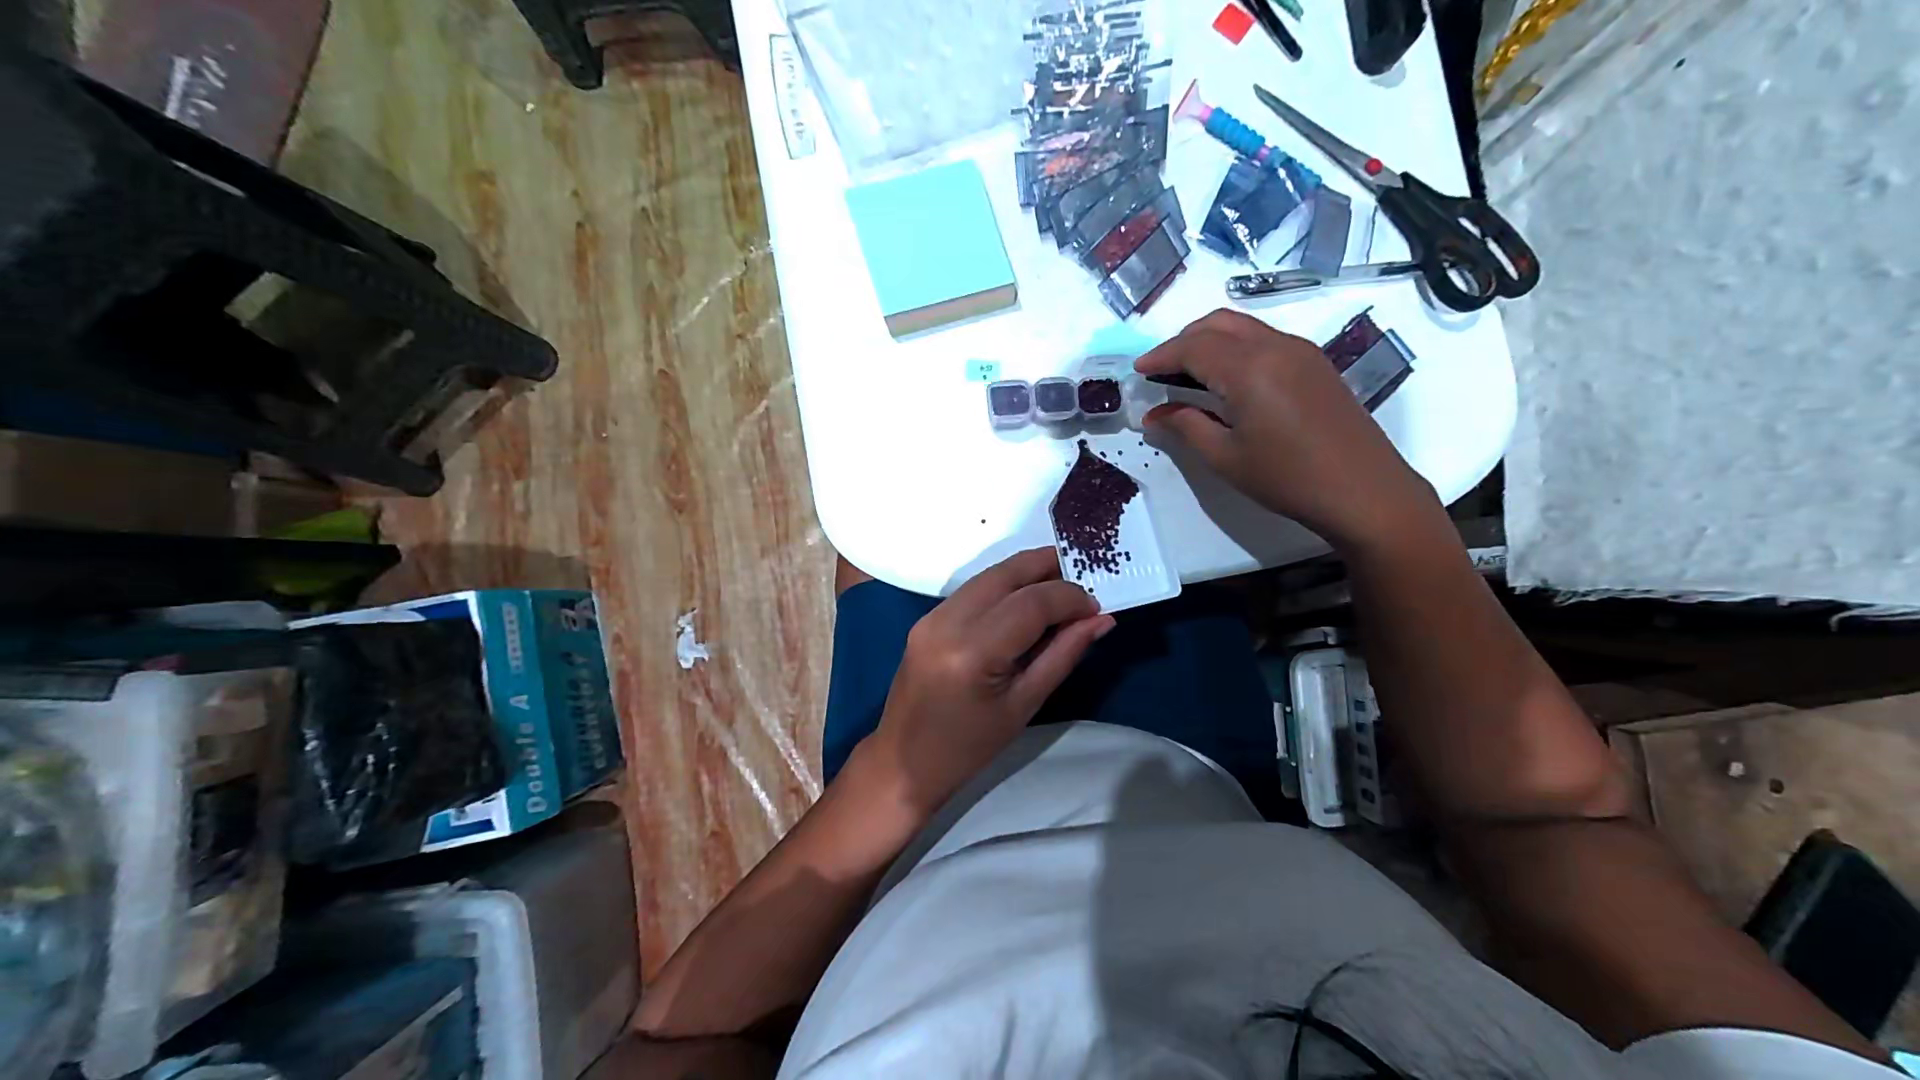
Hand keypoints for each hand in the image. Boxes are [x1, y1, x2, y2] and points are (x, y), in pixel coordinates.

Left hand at [861, 548, 1113, 813]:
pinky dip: (1004, 586)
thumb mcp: (1025, 705)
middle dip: (1048, 566)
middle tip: (1085, 574)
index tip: (1097, 606)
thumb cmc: (970, 747)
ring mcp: (931, 617)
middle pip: (1007, 573)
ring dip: (1027, 573)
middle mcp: (947, 622)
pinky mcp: (926, 618)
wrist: (905, 762)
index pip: (1031, 603)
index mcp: (972, 652)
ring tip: (1062, 586)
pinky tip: (1027, 599)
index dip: (1069, 597)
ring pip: (989, 575)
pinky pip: (973, 589)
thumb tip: (1101, 618)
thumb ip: (1063, 654)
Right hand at [1134, 309, 1441, 550]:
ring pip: (1243, 327)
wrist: (1364, 491)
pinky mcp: (1316, 364)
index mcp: (1249, 368)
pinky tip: (1227, 379)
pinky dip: (1236, 348)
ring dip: (1210, 341)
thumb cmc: (1287, 478)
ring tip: (1188, 373)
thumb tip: (1154, 415)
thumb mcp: (1225, 457)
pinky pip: (1265, 340)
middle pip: (1218, 324)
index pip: (1193, 347)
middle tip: (1160, 370)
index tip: (1137, 372)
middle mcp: (1275, 347)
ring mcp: (1301, 351)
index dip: (1161, 357)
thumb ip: (1186, 426)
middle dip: (1183, 341)